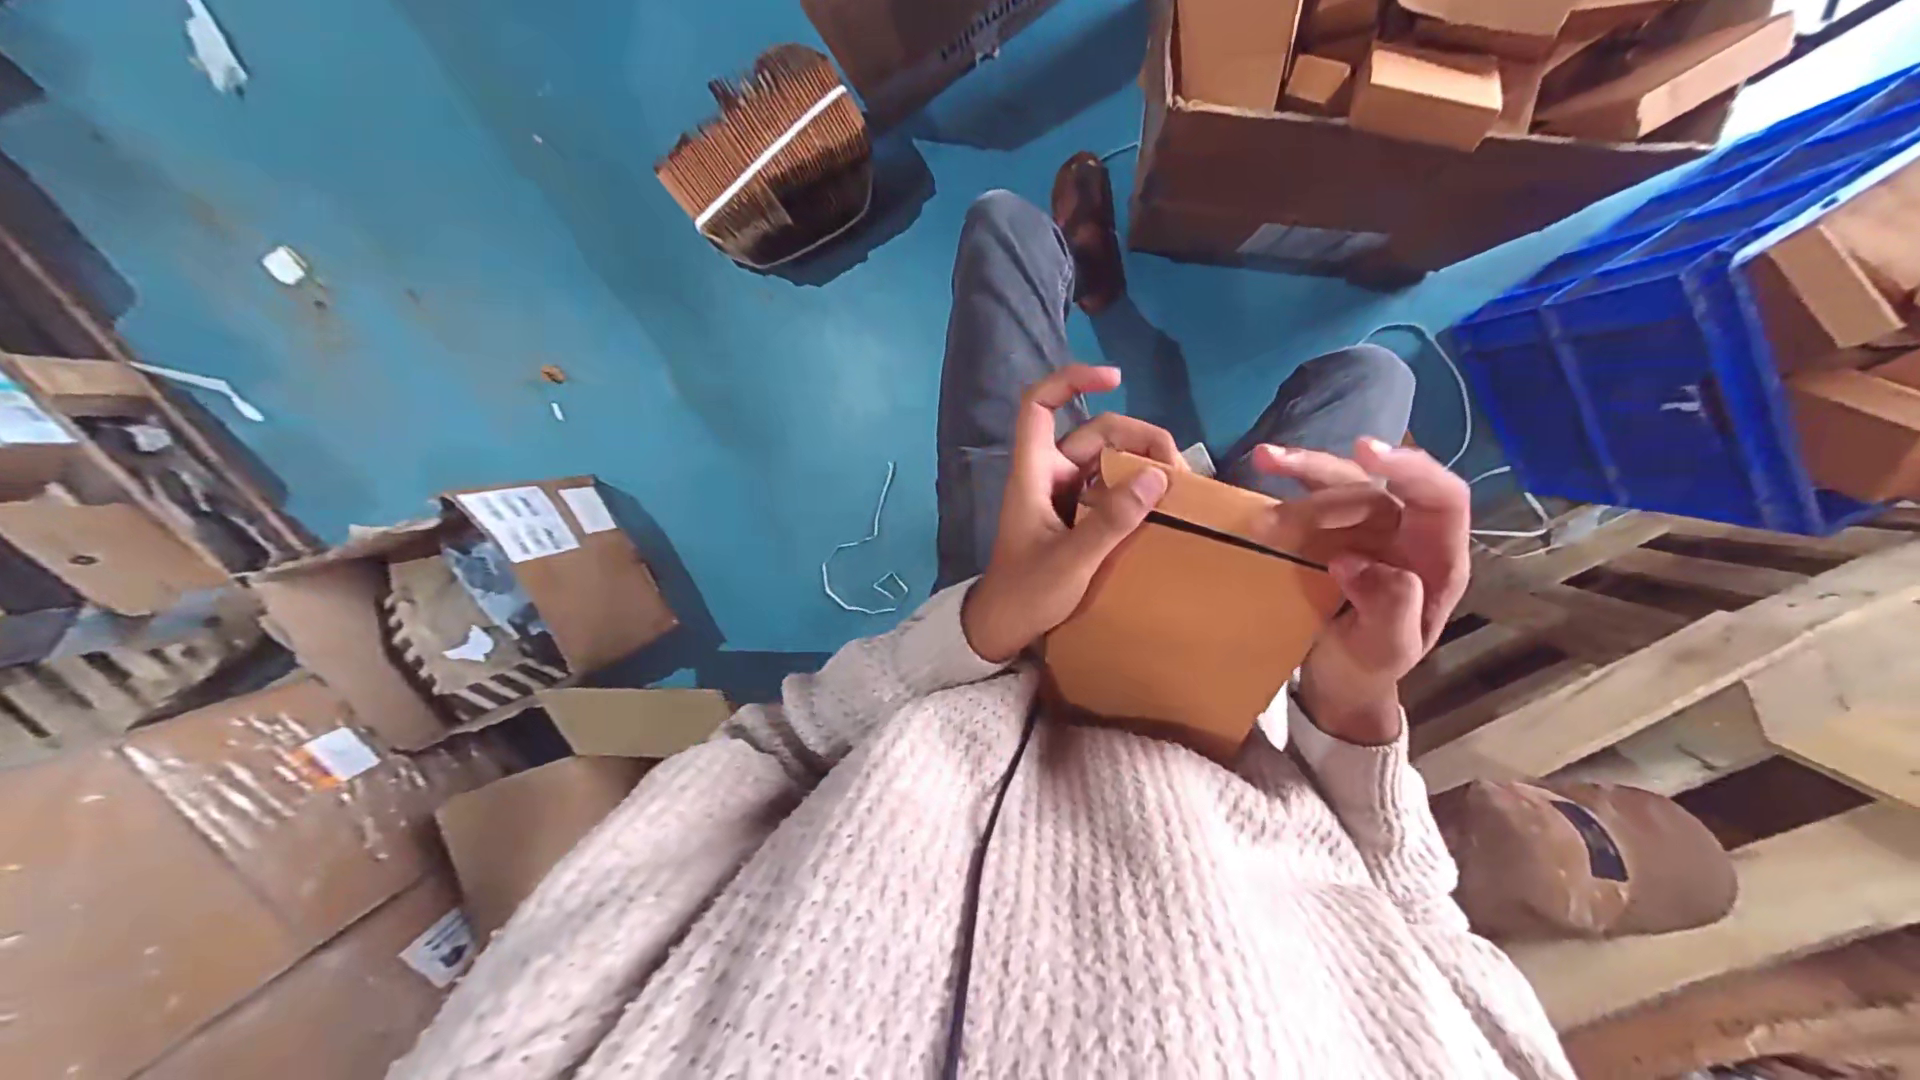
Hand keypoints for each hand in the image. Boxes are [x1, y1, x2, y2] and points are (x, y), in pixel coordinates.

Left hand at [961, 364, 1185, 662]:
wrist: (1003, 627)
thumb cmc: (1026, 592)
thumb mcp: (1070, 560)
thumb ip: (1111, 521)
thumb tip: (1158, 478)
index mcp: (1034, 473)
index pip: (1039, 406)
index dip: (1070, 380)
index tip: (1115, 379)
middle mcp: (1049, 475)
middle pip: (1094, 433)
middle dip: (1138, 439)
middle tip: (1178, 471)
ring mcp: (1064, 496)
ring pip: (1107, 460)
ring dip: (1142, 465)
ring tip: (1179, 486)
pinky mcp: (1077, 517)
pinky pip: (1110, 489)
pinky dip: (1135, 490)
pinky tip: (1162, 504)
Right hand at [1249, 438, 1470, 743]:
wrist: (1338, 677)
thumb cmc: (1370, 666)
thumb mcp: (1386, 651)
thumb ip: (1389, 611)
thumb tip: (1353, 562)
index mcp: (1436, 558)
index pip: (1441, 499)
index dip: (1412, 470)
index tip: (1367, 452)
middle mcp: (1404, 533)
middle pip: (1373, 489)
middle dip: (1323, 496)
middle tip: (1271, 522)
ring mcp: (1364, 529)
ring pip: (1341, 483)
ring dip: (1302, 472)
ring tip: (1263, 461)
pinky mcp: (1328, 530)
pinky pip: (1312, 495)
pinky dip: (1288, 479)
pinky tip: (1264, 465)